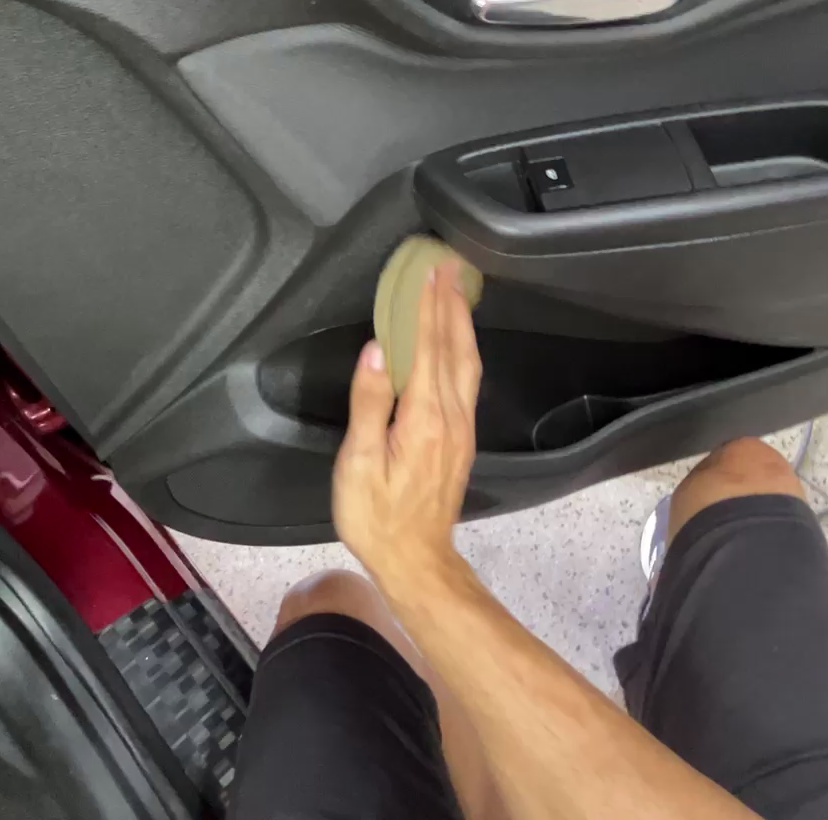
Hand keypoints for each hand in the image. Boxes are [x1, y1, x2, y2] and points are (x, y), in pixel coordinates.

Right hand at [332, 260, 482, 590]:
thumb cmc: (377, 516)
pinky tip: (459, 343)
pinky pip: (468, 381)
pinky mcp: (463, 439)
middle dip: (452, 305)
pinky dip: (465, 350)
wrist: (417, 559)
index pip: (428, 349)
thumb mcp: (359, 463)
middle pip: (456, 349)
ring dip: (463, 324)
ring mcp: (462, 428)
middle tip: (451, 268)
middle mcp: (451, 416)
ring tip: (458, 293)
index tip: (431, 273)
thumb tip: (377, 352)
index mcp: (424, 417)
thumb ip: (370, 404)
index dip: (428, 308)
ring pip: (468, 364)